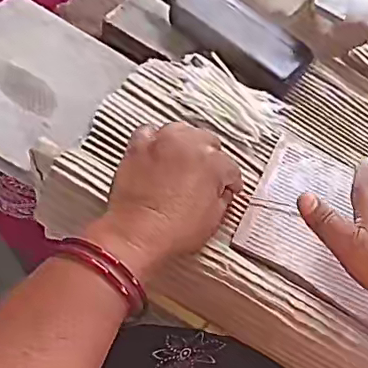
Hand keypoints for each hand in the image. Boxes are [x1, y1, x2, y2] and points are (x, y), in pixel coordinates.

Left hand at [85, 123, 241, 277]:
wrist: (137, 236)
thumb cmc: (172, 231)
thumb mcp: (214, 219)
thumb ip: (223, 197)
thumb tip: (221, 192)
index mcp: (214, 163)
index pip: (231, 168)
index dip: (230, 181)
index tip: (227, 188)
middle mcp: (190, 145)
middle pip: (209, 142)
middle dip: (210, 158)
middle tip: (206, 177)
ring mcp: (162, 143)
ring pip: (182, 131)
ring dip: (186, 144)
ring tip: (184, 161)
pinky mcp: (138, 147)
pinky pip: (151, 133)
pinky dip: (157, 140)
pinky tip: (159, 152)